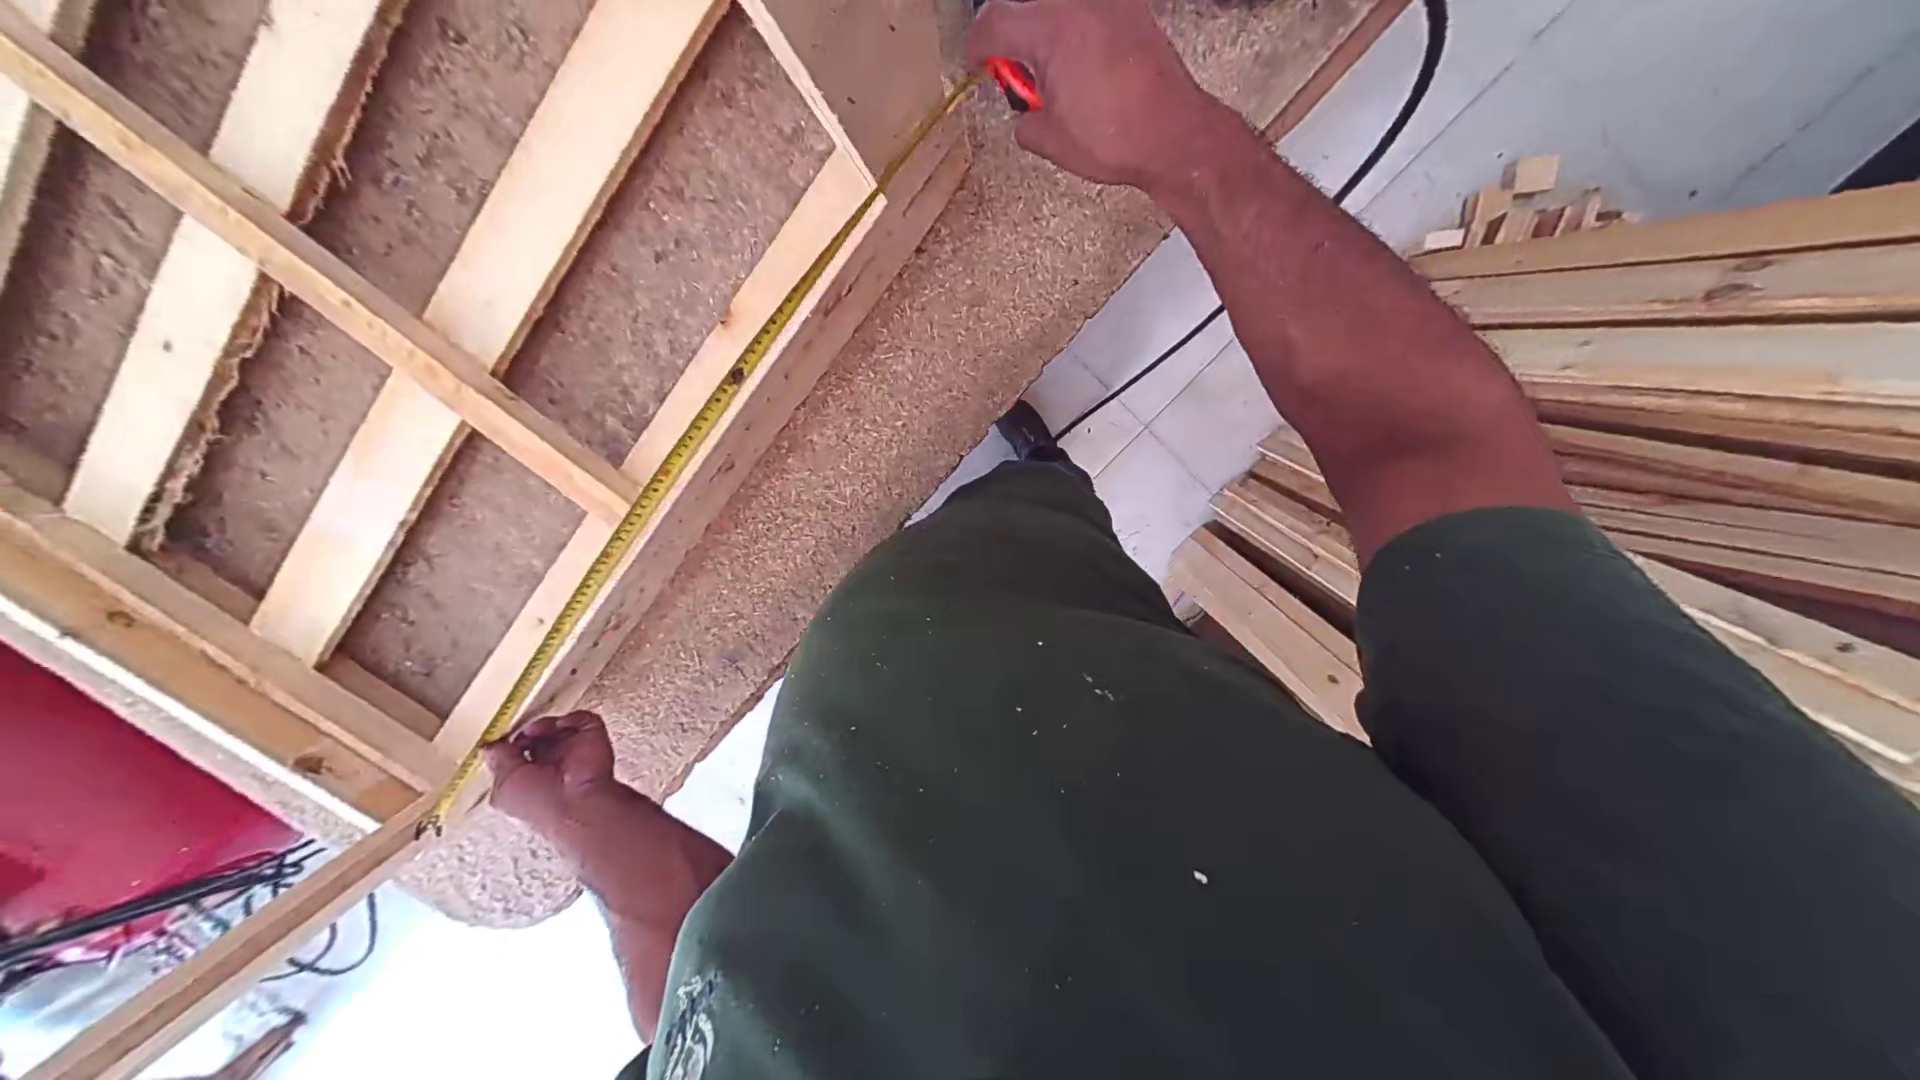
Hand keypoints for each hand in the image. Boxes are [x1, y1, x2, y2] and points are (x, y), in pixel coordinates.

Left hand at [484, 710, 621, 840]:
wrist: (576, 801)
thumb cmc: (541, 804)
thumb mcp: (504, 787)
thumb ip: (498, 761)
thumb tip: (490, 746)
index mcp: (531, 776)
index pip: (519, 752)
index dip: (509, 742)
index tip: (500, 735)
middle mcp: (553, 761)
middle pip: (538, 734)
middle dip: (526, 729)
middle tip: (520, 730)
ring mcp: (573, 747)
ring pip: (556, 723)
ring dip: (544, 723)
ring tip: (537, 730)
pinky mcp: (591, 735)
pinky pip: (581, 717)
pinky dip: (569, 718)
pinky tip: (559, 726)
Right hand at [965, 0, 1236, 189]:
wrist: (1172, 135)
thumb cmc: (1118, 137)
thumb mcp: (1051, 141)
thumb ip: (1024, 122)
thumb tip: (1023, 116)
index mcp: (1051, 30)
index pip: (994, 22)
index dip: (977, 46)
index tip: (976, 62)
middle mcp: (1079, 3)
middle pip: (1025, 6)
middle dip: (1011, 37)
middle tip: (1013, 75)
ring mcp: (1109, 3)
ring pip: (1056, 7)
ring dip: (1042, 34)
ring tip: (1050, 76)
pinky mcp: (1131, 12)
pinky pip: (1087, 12)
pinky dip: (1072, 32)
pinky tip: (1078, 68)